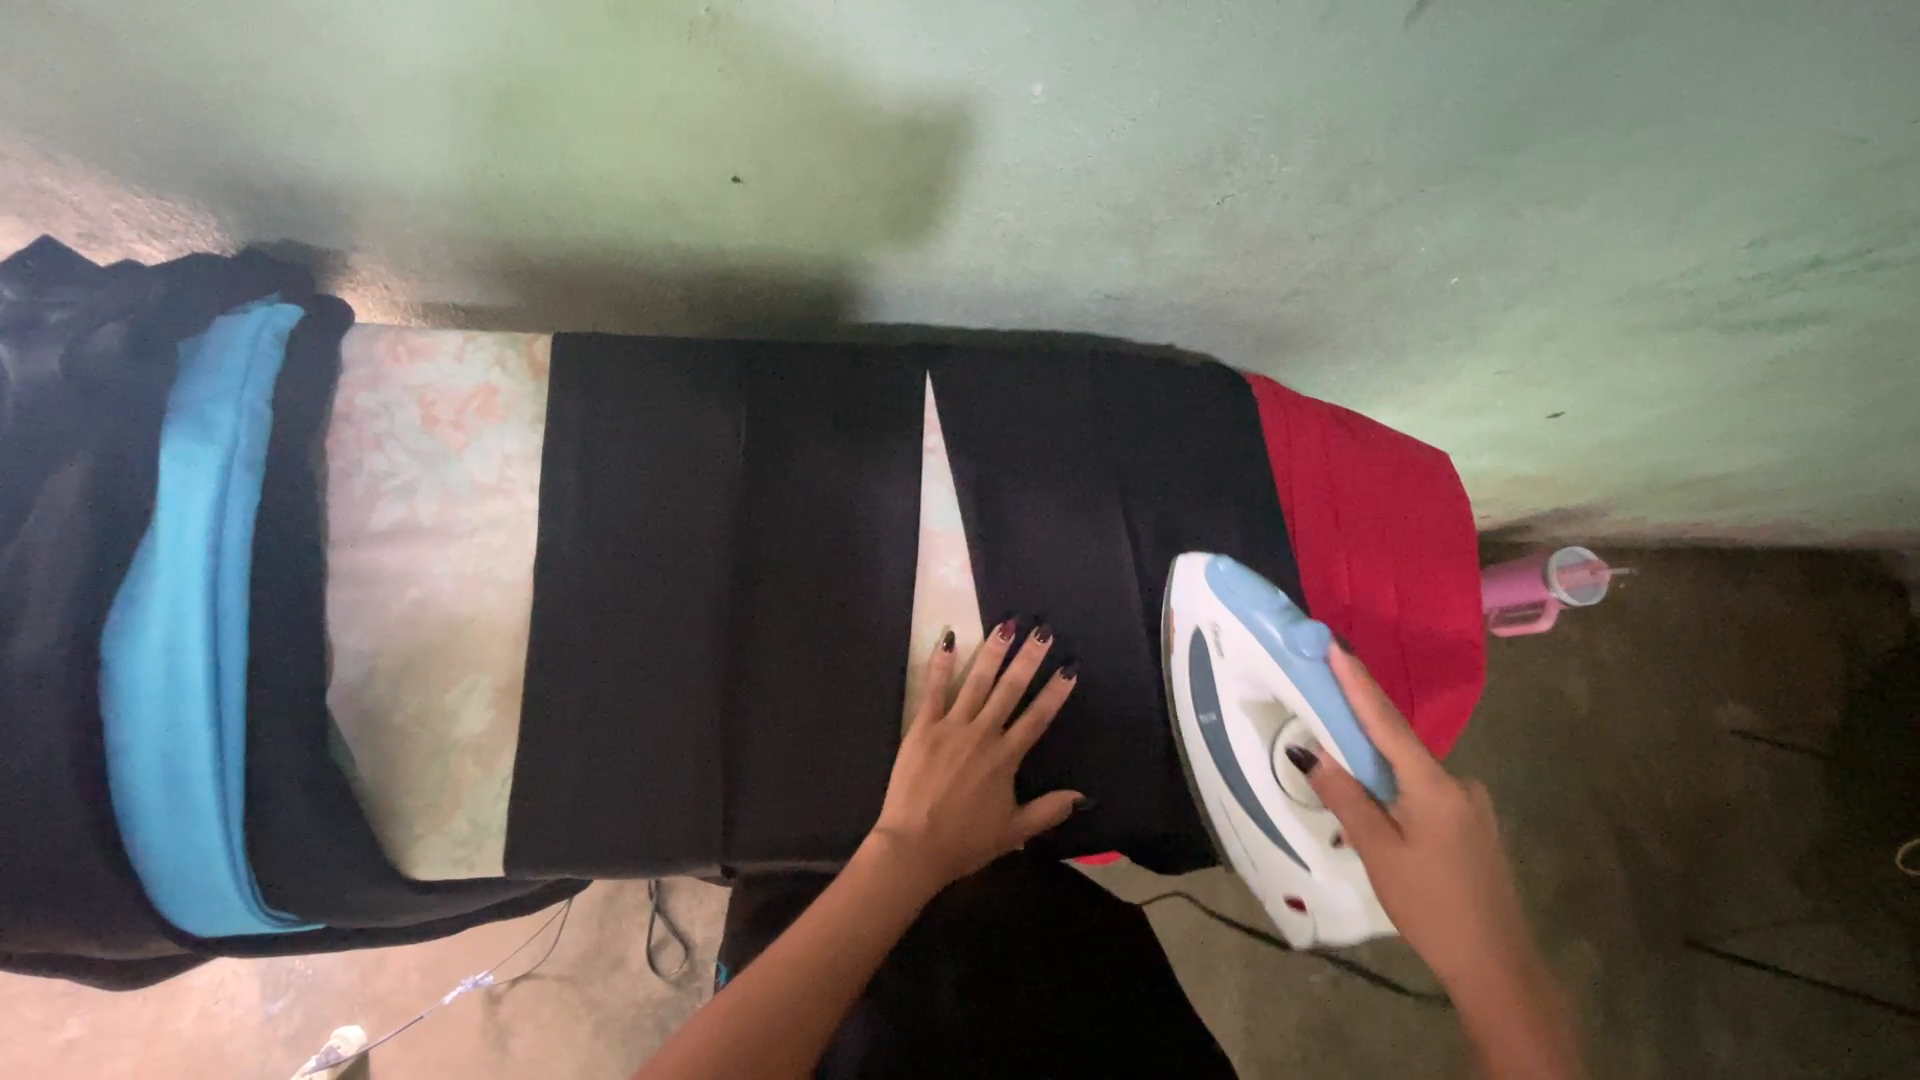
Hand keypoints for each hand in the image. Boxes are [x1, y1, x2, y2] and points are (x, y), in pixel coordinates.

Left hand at [869, 620, 1083, 891]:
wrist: (914, 846)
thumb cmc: (965, 842)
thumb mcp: (1014, 831)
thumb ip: (1049, 810)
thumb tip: (1084, 796)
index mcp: (1006, 758)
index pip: (1037, 717)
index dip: (1056, 692)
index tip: (1070, 667)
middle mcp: (982, 734)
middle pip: (1010, 689)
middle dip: (1028, 658)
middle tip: (1042, 630)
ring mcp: (951, 726)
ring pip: (976, 681)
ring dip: (993, 651)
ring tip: (1006, 624)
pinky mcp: (923, 727)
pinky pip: (934, 690)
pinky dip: (941, 664)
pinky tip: (948, 639)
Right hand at [1290, 643, 1532, 989]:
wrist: (1497, 965)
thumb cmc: (1430, 905)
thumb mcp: (1377, 850)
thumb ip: (1345, 796)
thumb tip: (1310, 752)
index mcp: (1433, 785)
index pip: (1385, 722)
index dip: (1357, 683)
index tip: (1335, 646)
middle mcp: (1457, 784)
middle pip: (1398, 744)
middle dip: (1359, 722)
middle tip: (1322, 697)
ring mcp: (1470, 805)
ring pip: (1410, 774)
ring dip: (1376, 768)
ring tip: (1340, 777)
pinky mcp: (1473, 826)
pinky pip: (1424, 793)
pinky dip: (1395, 791)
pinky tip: (1379, 814)